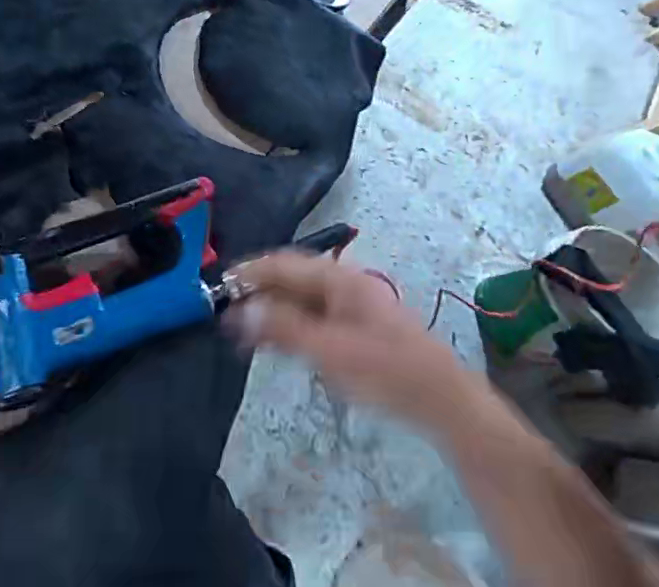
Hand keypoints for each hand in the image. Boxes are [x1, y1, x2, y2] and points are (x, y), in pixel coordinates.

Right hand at [224, 251, 487, 431]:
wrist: (438, 395)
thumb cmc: (385, 369)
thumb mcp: (330, 350)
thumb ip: (285, 329)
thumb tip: (242, 311)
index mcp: (340, 278)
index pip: (286, 263)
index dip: (252, 271)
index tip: (220, 283)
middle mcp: (345, 283)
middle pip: (294, 277)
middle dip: (260, 289)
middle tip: (225, 308)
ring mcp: (352, 304)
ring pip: (303, 297)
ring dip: (273, 307)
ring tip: (241, 326)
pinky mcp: (356, 326)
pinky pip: (314, 314)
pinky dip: (291, 322)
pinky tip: (276, 339)